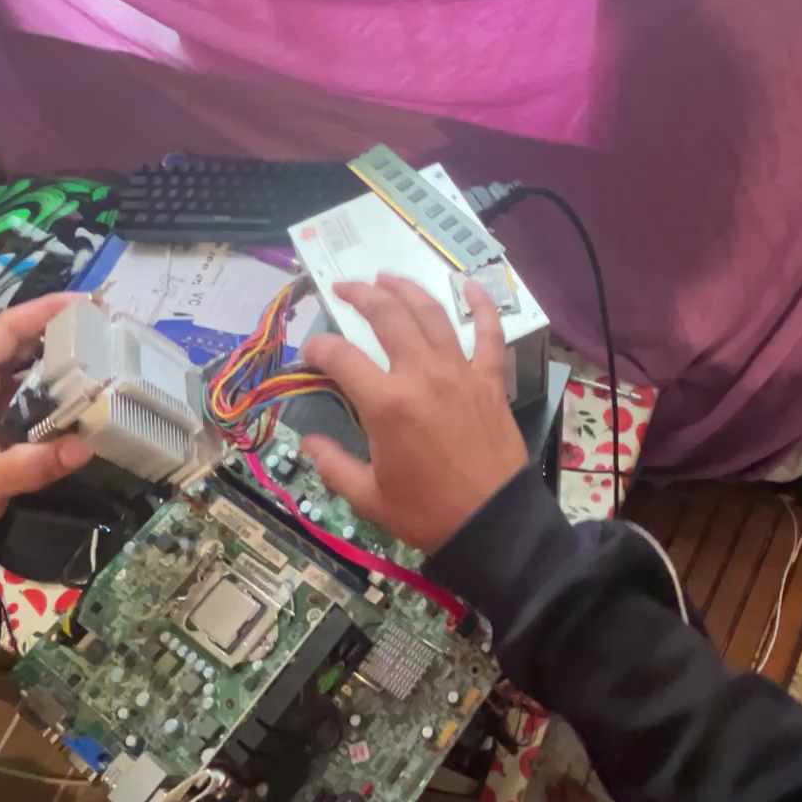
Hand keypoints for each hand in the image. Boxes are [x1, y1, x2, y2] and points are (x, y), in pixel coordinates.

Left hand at [0, 293, 92, 522]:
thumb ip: (30, 465)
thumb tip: (85, 448)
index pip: (2, 331)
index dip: (42, 312)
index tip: (84, 301)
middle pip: (14, 339)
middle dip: (56, 326)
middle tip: (104, 322)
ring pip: (21, 361)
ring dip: (57, 350)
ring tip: (100, 345)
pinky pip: (25, 385)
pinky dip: (53, 378)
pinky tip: (82, 383)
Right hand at [301, 274, 525, 551]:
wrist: (493, 524)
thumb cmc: (426, 513)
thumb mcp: (367, 497)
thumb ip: (332, 464)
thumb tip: (309, 441)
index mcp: (386, 403)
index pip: (339, 356)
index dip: (317, 349)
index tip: (310, 354)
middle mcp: (421, 375)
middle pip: (387, 315)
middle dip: (359, 294)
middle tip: (344, 288)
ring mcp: (460, 373)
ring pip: (432, 314)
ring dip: (407, 289)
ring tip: (387, 277)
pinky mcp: (490, 381)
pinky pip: (488, 333)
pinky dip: (481, 305)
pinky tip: (470, 285)